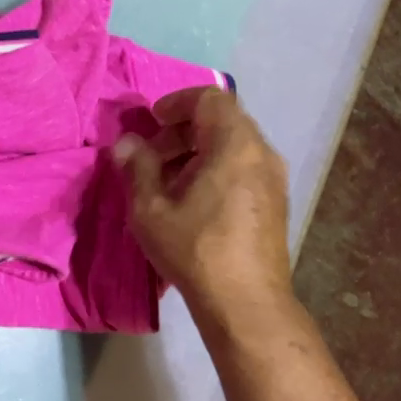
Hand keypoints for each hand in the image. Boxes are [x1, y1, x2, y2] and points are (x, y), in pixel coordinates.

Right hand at [113, 87, 292, 324]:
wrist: (245, 302)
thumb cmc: (194, 249)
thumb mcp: (150, 208)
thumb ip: (137, 167)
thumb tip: (126, 143)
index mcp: (234, 145)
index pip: (210, 98)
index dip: (176, 103)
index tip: (151, 123)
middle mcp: (261, 153)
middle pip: (222, 120)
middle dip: (182, 130)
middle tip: (150, 155)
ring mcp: (273, 179)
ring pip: (233, 145)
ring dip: (197, 151)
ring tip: (166, 181)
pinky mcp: (274, 202)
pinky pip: (243, 167)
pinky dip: (215, 168)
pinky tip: (191, 201)